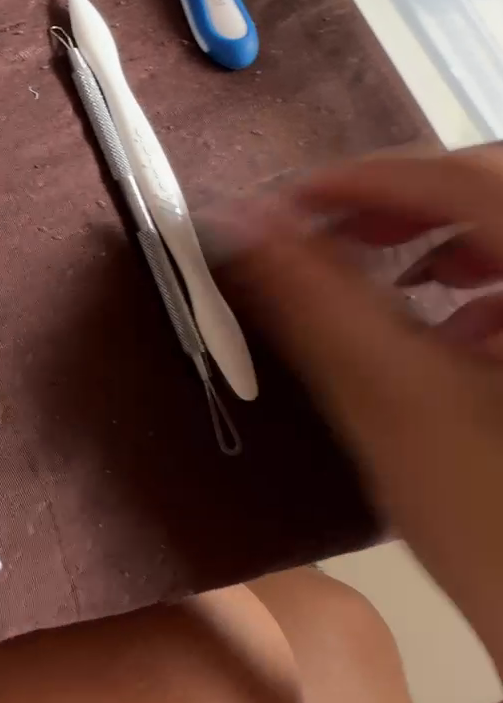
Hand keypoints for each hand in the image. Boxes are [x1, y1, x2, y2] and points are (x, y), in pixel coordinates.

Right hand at [220, 146, 502, 657]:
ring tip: (400, 278)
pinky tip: (465, 324)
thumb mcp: (392, 406)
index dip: (357, 177)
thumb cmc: (501, 525)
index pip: (466, 179)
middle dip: (408, 197)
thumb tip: (227, 221)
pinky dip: (501, 270)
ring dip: (457, 229)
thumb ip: (309, 299)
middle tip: (325, 236)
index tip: (266, 207)